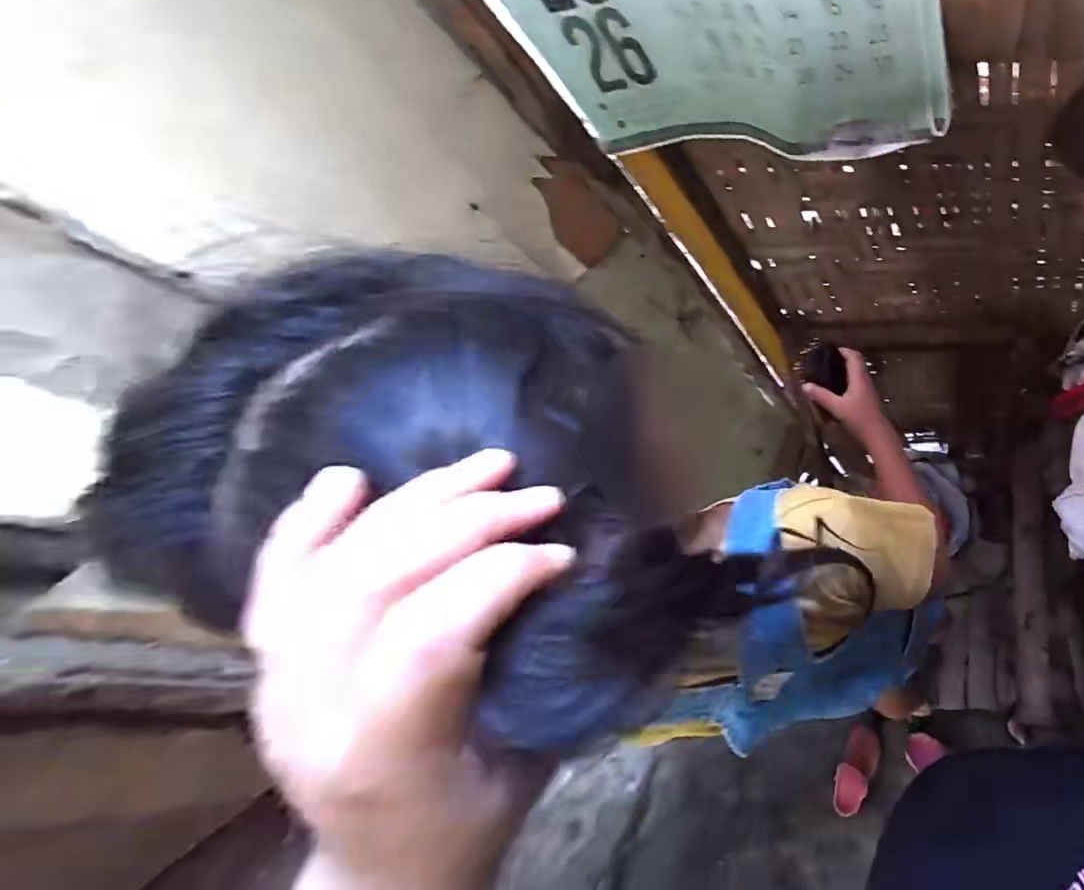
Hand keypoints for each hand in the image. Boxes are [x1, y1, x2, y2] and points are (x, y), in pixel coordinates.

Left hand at [243, 450, 572, 889]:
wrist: (385, 862)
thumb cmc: (473, 810)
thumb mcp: (532, 756)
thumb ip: (547, 664)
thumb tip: (577, 569)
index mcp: (384, 755)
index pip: (426, 639)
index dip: (501, 576)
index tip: (565, 551)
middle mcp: (309, 713)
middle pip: (373, 585)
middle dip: (469, 523)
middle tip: (544, 498)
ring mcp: (277, 684)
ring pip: (334, 566)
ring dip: (418, 503)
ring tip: (492, 466)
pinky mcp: (273, 664)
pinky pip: (278, 582)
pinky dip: (309, 524)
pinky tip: (348, 479)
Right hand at [802, 346, 890, 440]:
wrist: (877, 435)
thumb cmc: (859, 418)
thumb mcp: (837, 407)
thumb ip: (821, 396)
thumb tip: (805, 386)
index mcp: (859, 378)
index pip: (854, 357)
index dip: (843, 351)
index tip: (830, 351)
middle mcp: (866, 380)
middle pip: (857, 363)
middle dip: (844, 359)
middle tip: (828, 361)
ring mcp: (869, 390)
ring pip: (858, 373)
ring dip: (847, 370)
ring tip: (831, 373)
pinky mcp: (868, 398)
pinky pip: (859, 383)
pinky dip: (849, 380)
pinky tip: (839, 389)